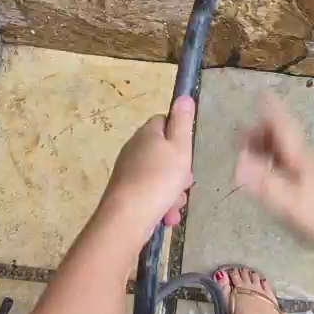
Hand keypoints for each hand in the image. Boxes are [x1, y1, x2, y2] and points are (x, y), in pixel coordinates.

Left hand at [96, 96, 195, 244]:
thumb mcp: (180, 147)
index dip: (179, 134)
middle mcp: (134, 148)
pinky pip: (149, 193)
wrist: (127, 217)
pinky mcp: (125, 192)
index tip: (189, 151)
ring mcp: (128, 171)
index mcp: (147, 133)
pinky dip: (160, 204)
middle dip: (179, 169)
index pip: (164, 122)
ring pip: (159, 176)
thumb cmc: (159, 178)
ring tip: (176, 205)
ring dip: (172, 191)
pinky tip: (167, 216)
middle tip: (186, 182)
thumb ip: (183, 122)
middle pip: (163, 152)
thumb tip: (183, 97)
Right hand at [234, 92, 313, 257]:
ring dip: (266, 146)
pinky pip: (287, 163)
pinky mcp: (313, 184)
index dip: (272, 109)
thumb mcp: (289, 202)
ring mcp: (310, 171)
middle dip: (260, 131)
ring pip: (285, 150)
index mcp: (299, 157)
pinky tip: (267, 173)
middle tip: (238, 134)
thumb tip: (239, 160)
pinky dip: (273, 161)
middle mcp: (305, 158)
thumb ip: (264, 182)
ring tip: (246, 152)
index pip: (283, 126)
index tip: (261, 93)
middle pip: (282, 136)